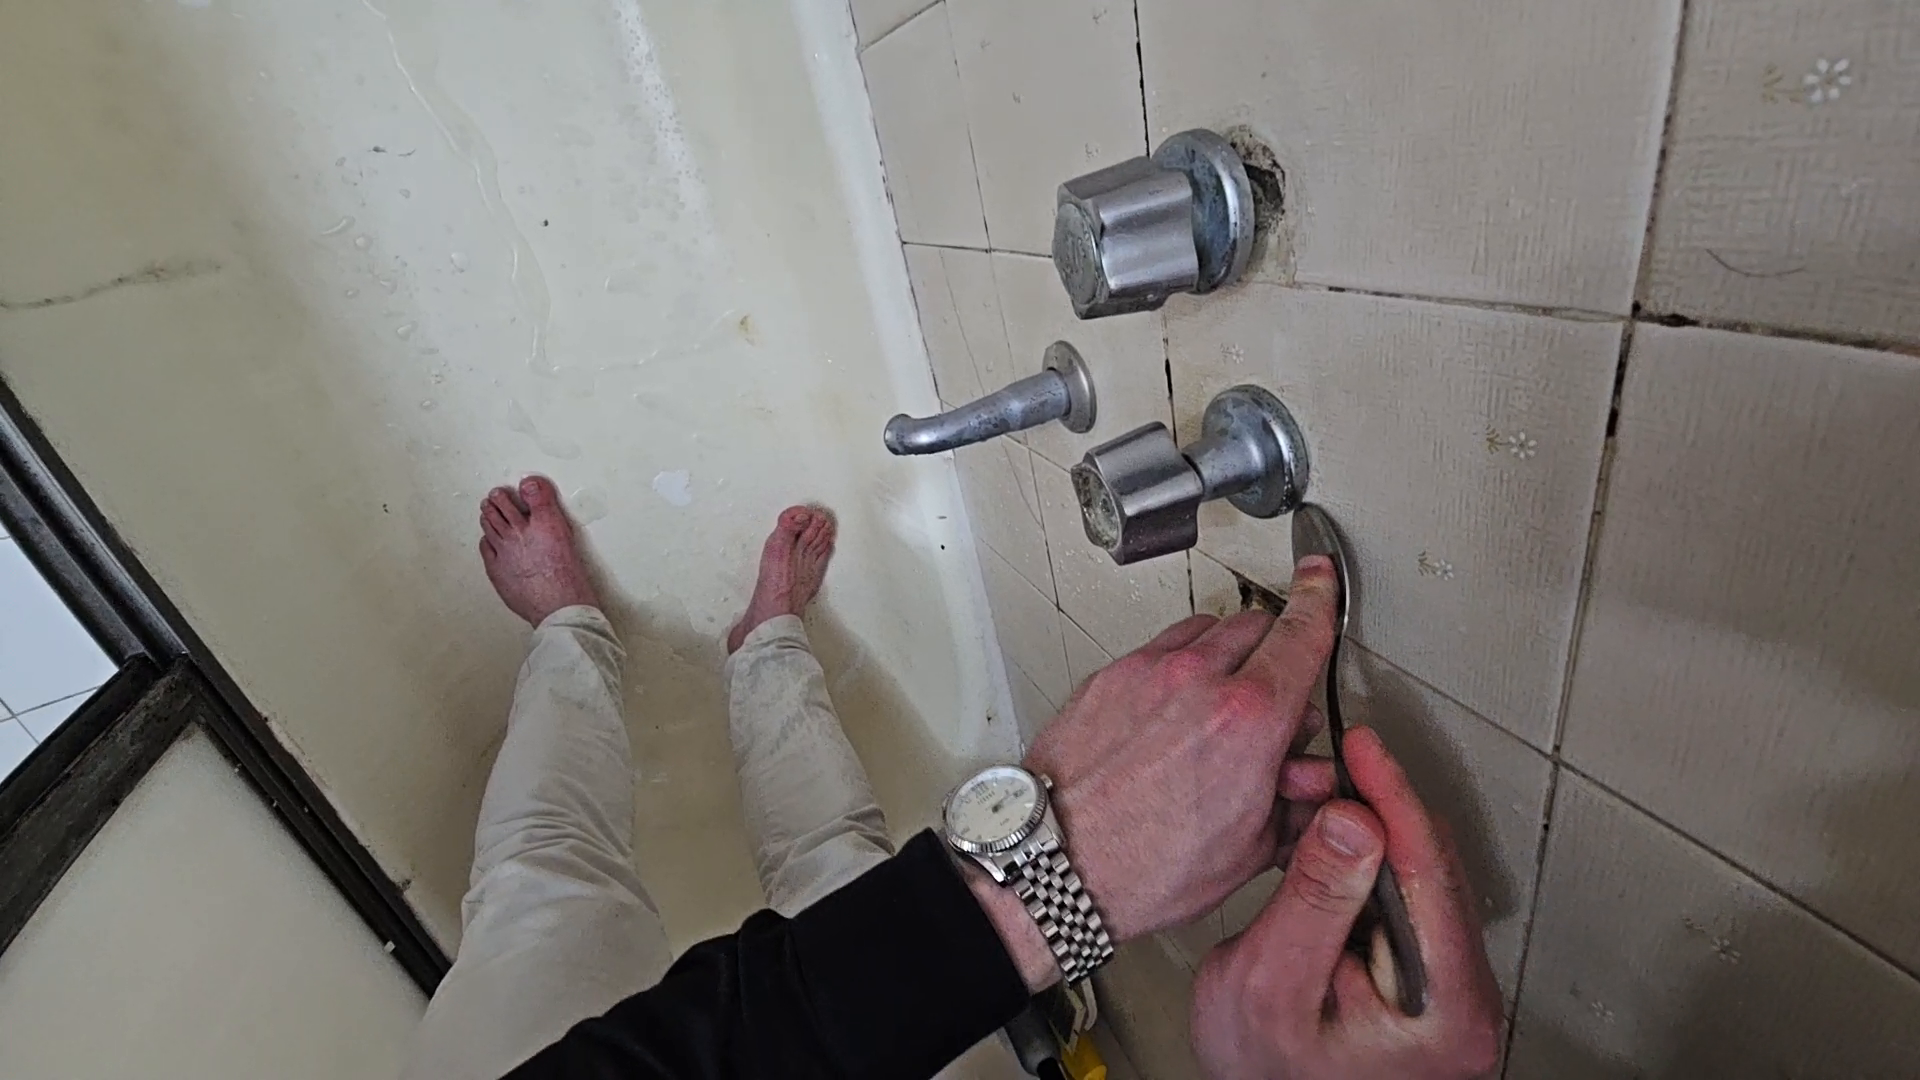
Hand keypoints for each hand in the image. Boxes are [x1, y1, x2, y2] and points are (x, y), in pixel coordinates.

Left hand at [1025, 555, 1339, 940]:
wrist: (1058, 860)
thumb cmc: (1145, 866)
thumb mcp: (1251, 848)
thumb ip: (1294, 796)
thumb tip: (1309, 772)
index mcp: (1246, 719)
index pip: (1300, 635)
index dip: (1321, 600)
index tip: (1322, 577)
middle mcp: (1195, 680)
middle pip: (1253, 624)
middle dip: (1273, 650)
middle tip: (1270, 697)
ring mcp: (1145, 671)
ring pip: (1204, 629)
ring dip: (1224, 653)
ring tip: (1217, 705)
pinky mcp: (1108, 675)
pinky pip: (1158, 647)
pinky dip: (1178, 664)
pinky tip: (1171, 709)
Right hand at [1190, 728, 1503, 1079]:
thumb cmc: (1261, 1062)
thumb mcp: (1271, 978)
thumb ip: (1315, 902)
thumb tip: (1353, 820)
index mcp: (1447, 1011)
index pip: (1430, 876)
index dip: (1395, 799)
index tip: (1363, 745)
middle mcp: (1460, 990)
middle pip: (1429, 863)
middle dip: (1373, 802)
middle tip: (1319, 765)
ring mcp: (1438, 972)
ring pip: (1412, 863)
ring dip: (1360, 818)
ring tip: (1308, 792)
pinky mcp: (1410, 955)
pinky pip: (1392, 878)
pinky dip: (1353, 842)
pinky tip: (1317, 828)